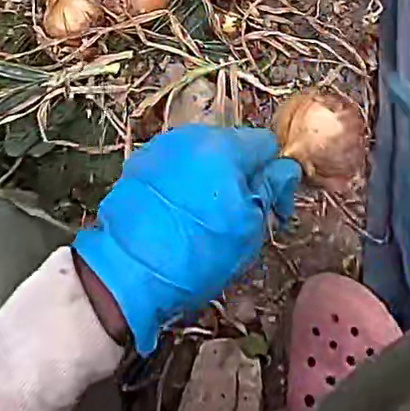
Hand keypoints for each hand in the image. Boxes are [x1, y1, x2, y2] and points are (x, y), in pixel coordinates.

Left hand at [72, 125, 301, 352]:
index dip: (275, 175)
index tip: (271, 208)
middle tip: (237, 217)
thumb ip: (270, 190)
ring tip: (203, 218)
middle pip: (234, 147)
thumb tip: (284, 169)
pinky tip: (178, 214)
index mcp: (224, 146)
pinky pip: (177, 166)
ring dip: (212, 178)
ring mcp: (162, 147)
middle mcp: (192, 136)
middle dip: (242, 176)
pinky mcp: (139, 163)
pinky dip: (184, 183)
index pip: (266, 145)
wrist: (124, 274)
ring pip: (204, 156)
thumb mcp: (248, 230)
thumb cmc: (197, 254)